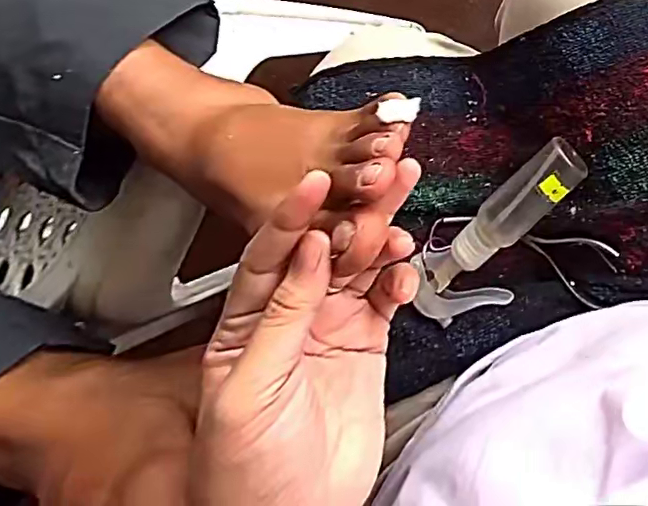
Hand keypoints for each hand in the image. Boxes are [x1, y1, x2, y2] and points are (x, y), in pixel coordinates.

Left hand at [193, 161, 421, 505]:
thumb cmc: (244, 473)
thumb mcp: (249, 391)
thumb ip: (282, 315)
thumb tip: (309, 247)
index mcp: (247, 320)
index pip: (270, 252)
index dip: (292, 214)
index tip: (316, 181)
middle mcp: (292, 312)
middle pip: (326, 245)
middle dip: (354, 208)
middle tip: (381, 174)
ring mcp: (332, 323)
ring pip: (361, 262)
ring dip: (383, 232)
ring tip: (401, 205)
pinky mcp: (366, 339)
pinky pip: (385, 295)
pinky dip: (398, 278)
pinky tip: (402, 271)